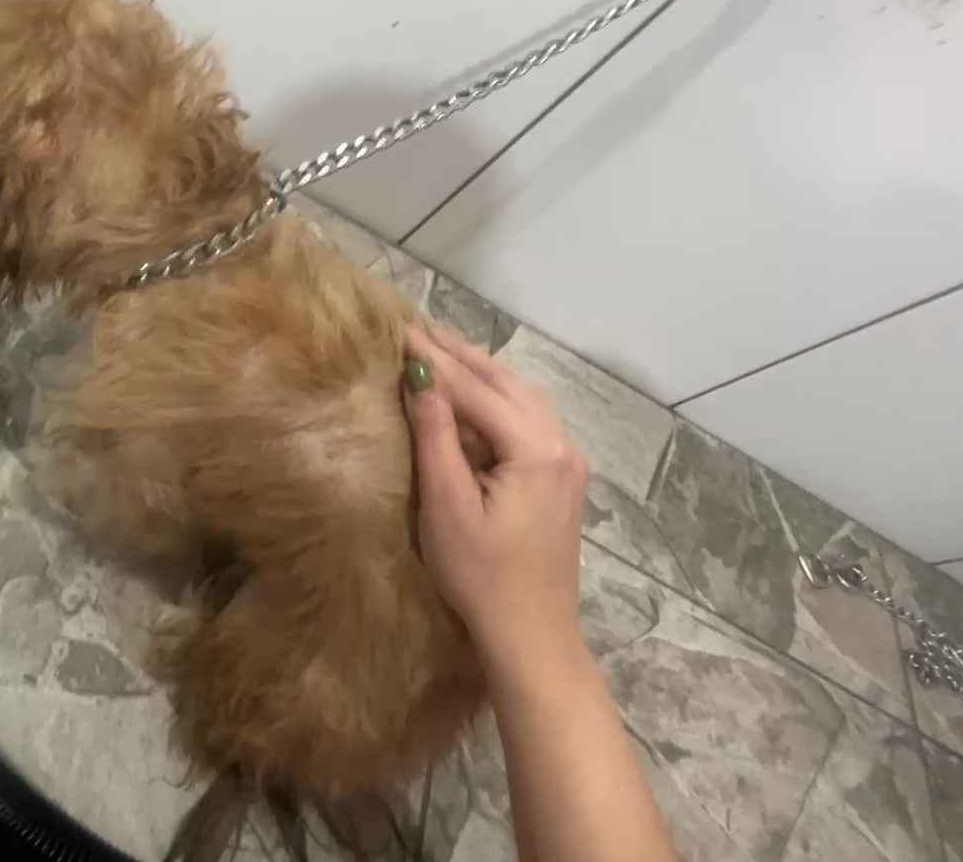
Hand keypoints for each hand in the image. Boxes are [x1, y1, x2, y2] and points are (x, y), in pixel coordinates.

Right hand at [402, 327, 589, 672]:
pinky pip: (524, 415)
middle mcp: (560, 443)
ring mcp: (566, 459)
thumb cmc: (480, 573)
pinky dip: (493, 393)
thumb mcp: (447, 504)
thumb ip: (436, 436)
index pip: (476, 389)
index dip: (434, 359)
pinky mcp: (559, 474)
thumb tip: (420, 378)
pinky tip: (470, 390)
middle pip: (505, 382)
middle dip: (458, 353)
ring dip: (478, 369)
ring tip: (437, 348)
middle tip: (413, 329)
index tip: (397, 331)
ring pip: (519, 395)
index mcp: (536, 449)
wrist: (530, 632)